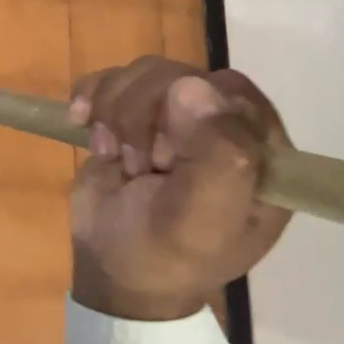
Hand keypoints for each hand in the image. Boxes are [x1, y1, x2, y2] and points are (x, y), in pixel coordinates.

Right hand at [66, 57, 292, 321]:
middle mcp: (224, 128)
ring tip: (111, 154)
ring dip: (114, 110)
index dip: (187, 112)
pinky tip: (82, 124)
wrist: (111, 272)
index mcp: (261, 154)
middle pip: (181, 75)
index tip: (164, 155)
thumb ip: (215, 159)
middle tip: (135, 164)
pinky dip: (90, 95)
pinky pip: (112, 76)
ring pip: (144, 71)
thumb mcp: (199, 223)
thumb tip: (192, 86)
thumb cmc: (164, 257)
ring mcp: (176, 119)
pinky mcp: (133, 114)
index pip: (230, 92)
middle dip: (142, 114)